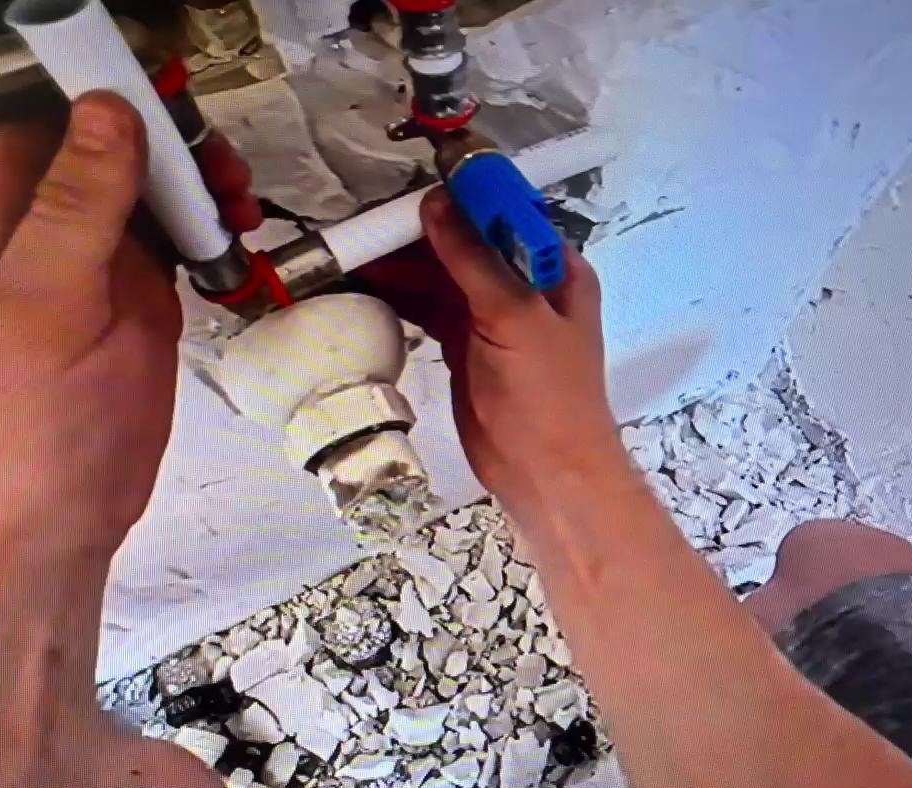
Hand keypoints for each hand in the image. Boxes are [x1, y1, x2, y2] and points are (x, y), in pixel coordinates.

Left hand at [0, 92, 260, 554]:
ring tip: (237, 204)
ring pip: (145, 210)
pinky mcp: (137, 325)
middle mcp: (44, 247)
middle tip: (218, 167)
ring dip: (191, 196)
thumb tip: (108, 116)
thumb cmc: (16, 430)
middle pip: (105, 163)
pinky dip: (202, 246)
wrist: (45, 529)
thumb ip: (73, 212)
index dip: (97, 105)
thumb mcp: (38, 309)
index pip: (42, 131)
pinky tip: (230, 245)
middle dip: (163, 151)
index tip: (163, 105)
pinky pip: (171, 263)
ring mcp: (95, 286)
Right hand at [353, 189, 625, 515]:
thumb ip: (472, 259)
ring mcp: (491, 321)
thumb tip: (434, 203)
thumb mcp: (513, 315)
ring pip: (443, 282)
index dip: (459, 199)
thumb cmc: (545, 392)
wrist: (543, 471)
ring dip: (405, 271)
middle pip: (466, 248)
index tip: (409, 192)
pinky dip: (404, 302)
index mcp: (553, 268)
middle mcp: (523, 287)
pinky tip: (372, 290)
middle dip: (420, 238)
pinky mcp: (465, 350)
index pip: (503, 216)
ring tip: (357, 256)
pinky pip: (431, 314)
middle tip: (368, 228)